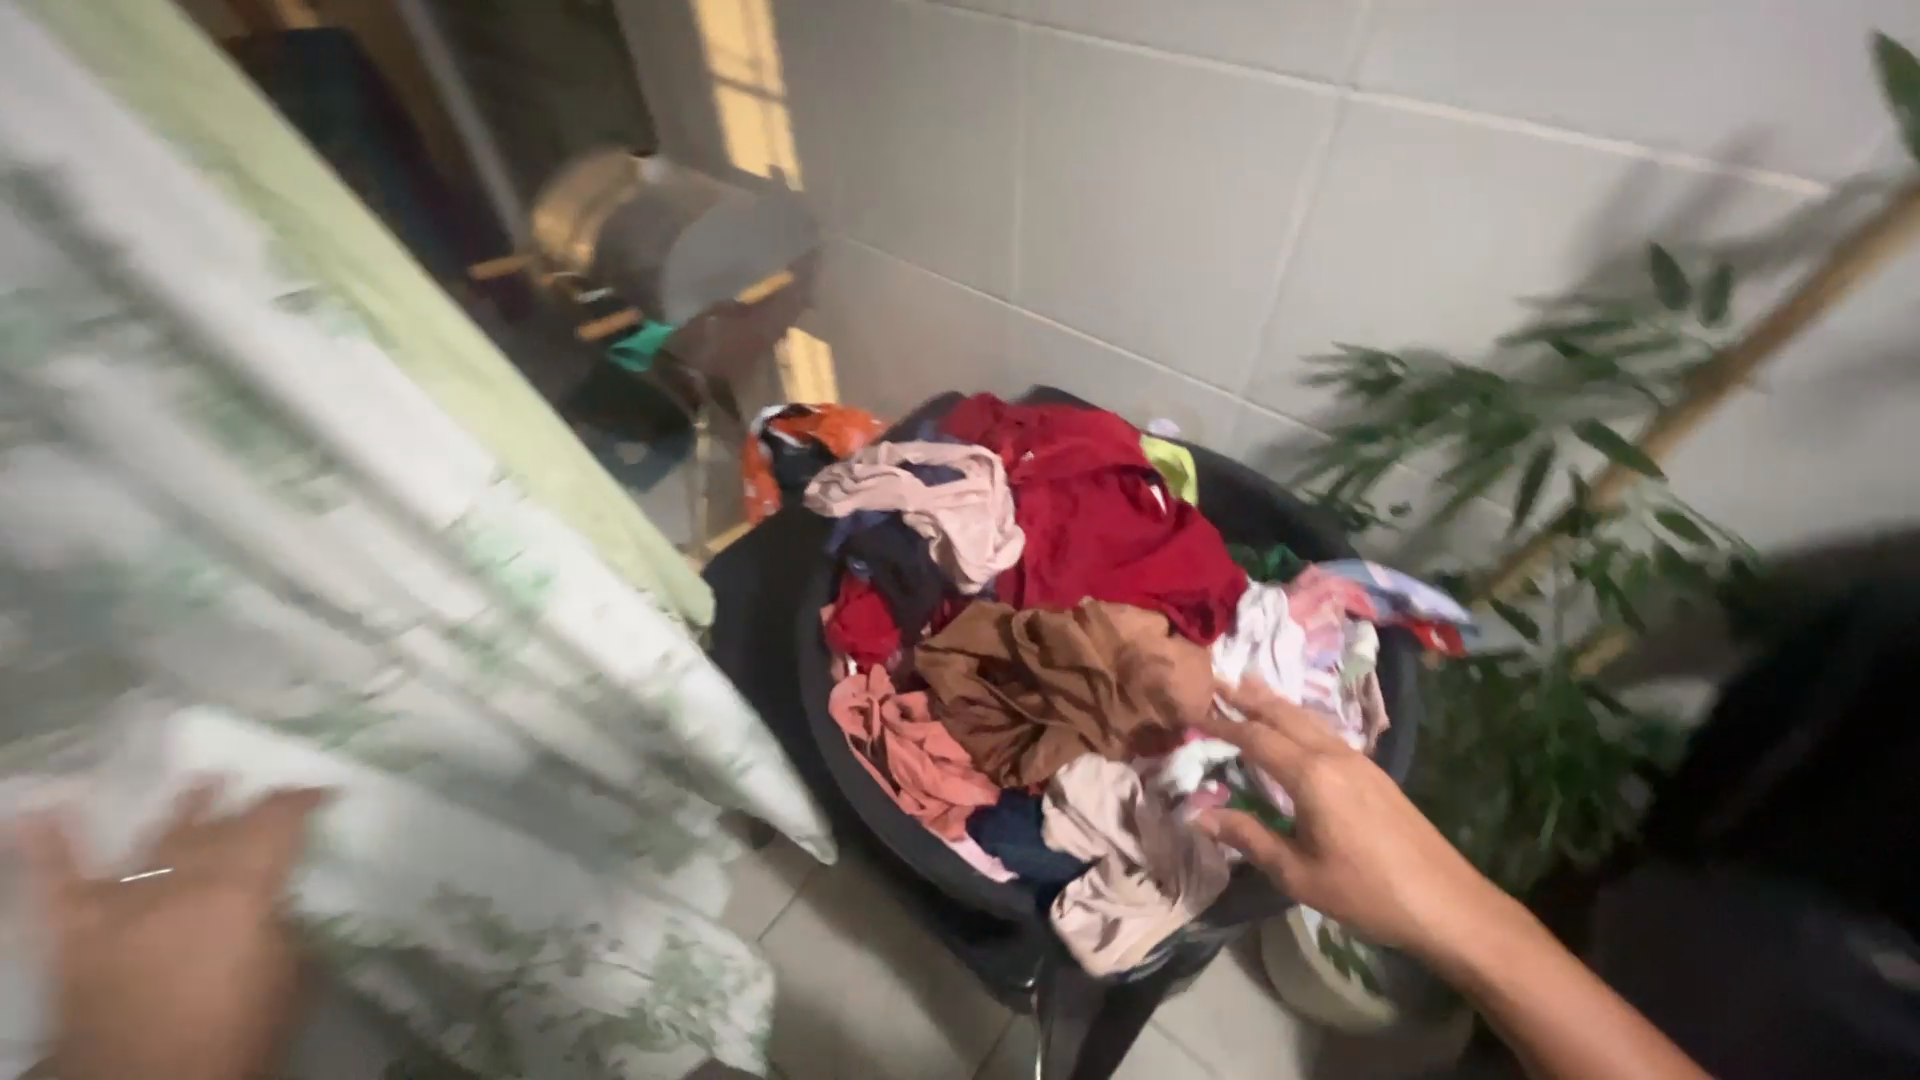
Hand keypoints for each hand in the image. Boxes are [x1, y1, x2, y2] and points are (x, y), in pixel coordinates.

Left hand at [20, 780, 331, 1079]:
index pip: (278, 824)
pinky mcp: (74, 938)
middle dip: (253, 806)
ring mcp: (120, 909)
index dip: (304, 800)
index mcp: (242, 891)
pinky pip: (58, 886)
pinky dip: (47, 848)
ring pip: (157, 843)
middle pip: (221, 830)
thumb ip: (286, 923)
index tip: (327, 791)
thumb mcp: (292, 971)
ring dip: (183, 809)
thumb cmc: (239, 1032)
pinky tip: (40, 811)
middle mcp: (179, 887)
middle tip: (277, 789)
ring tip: (207, 779)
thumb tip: (283, 898)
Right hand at [1190, 677, 1517, 957]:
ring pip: (1307, 719)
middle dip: (1248, 697)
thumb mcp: (1298, 874)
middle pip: (1283, 715)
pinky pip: (1324, 732)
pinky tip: (1293, 727)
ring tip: (1249, 688)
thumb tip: (1199, 815)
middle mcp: (1334, 757)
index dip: (1222, 724)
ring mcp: (1358, 762)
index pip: (1255, 738)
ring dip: (1274, 703)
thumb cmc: (1368, 893)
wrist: (1450, 905)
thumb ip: (1248, 837)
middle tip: (1216, 679)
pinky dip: (1297, 719)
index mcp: (1311, 777)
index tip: (1192, 711)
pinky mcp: (1373, 774)